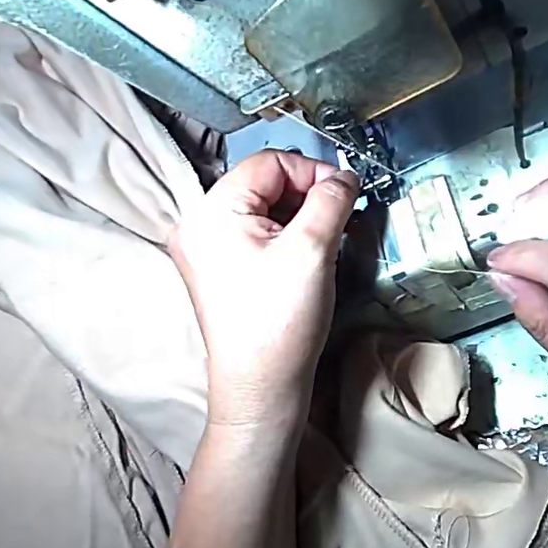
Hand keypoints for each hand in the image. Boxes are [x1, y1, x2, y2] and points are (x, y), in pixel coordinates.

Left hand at [168, 151, 360, 430]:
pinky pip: (260, 233)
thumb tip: (346, 176)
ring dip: (303, 215)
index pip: (269, 162)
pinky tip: (311, 254)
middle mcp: (200, 223)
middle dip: (309, 194)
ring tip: (329, 240)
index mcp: (211, 211)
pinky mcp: (223, 269)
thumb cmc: (280, 320)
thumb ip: (331, 200)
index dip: (313, 171)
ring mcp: (209, 248)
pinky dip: (290, 234)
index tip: (346, 195)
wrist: (261, 386)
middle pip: (266, 182)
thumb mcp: (313, 249)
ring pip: (266, 208)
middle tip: (342, 219)